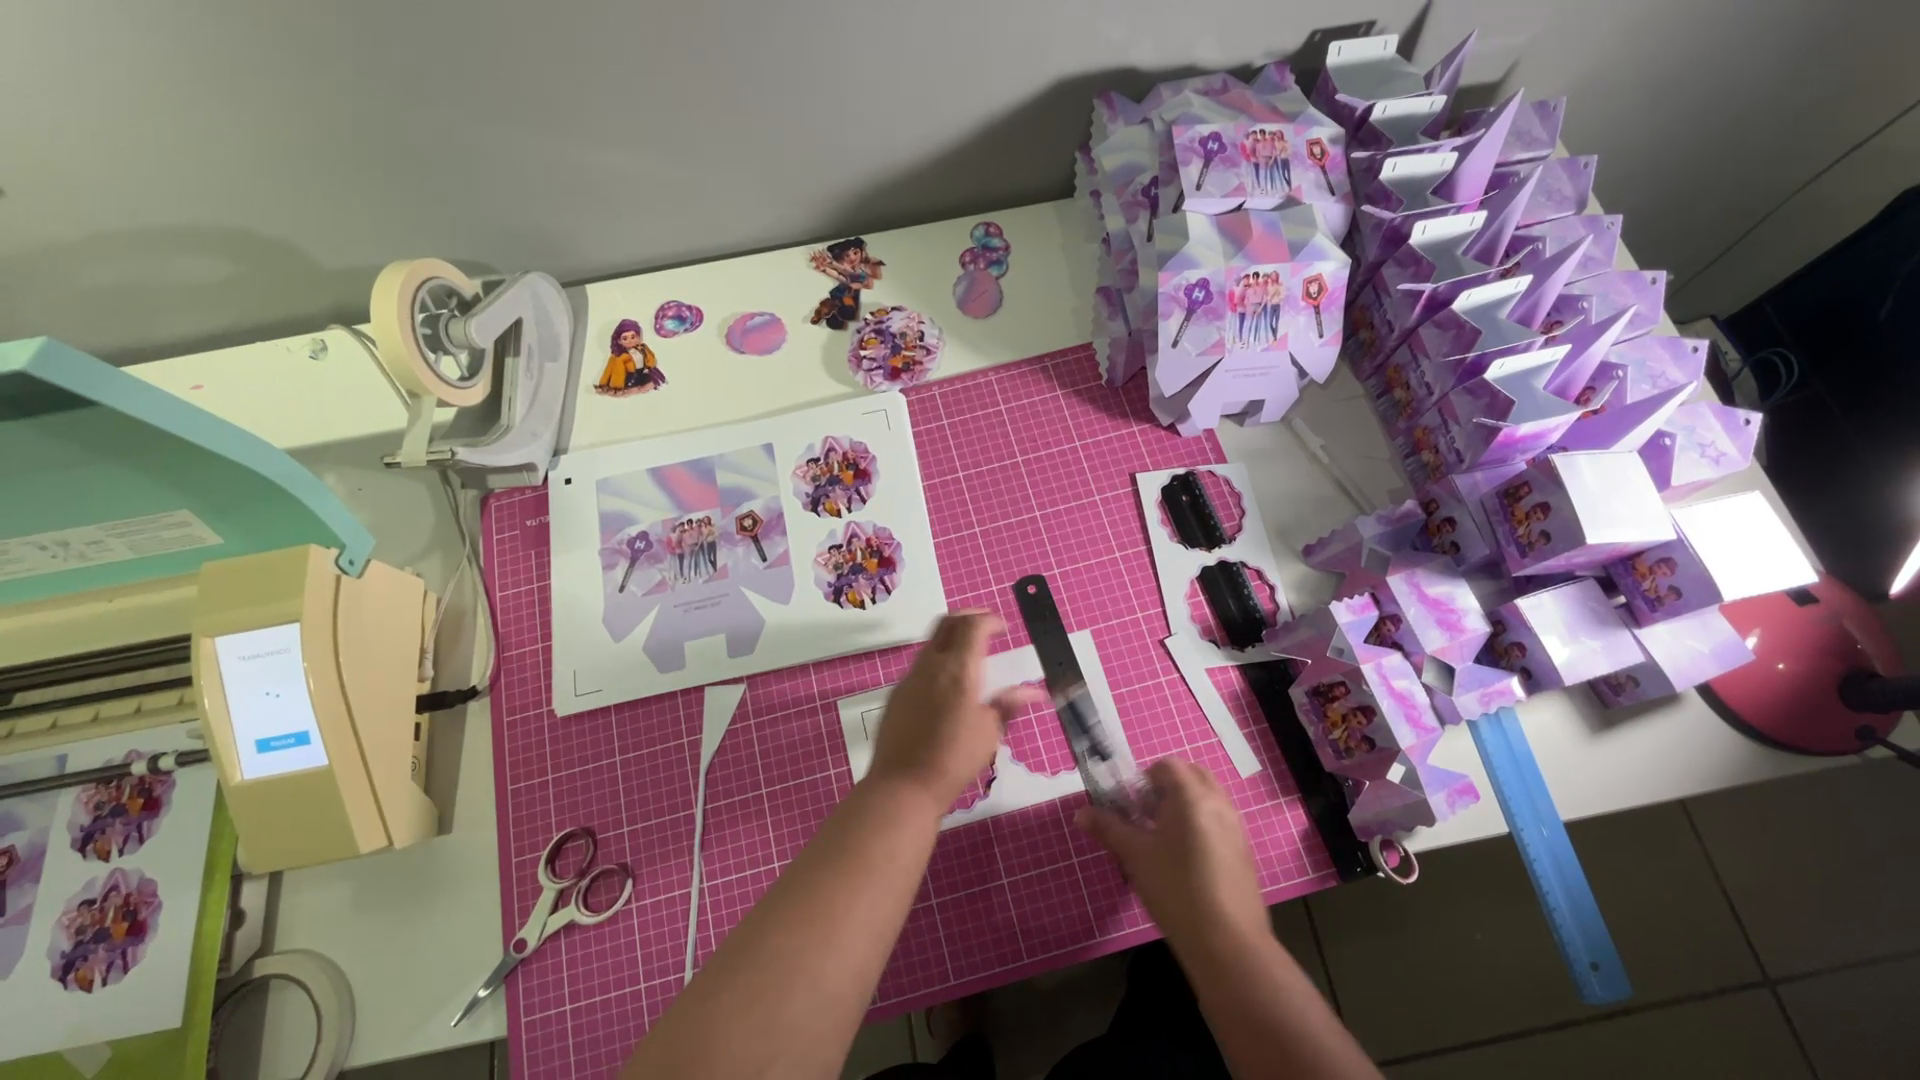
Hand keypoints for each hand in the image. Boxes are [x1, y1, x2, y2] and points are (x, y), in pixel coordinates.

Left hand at [868, 611, 1042, 809]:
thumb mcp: (989, 732)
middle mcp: (931, 665)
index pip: (973, 625)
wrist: (903, 785)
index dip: (989, 619)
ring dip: (951, 640)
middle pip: (947, 623)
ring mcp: (909, 678)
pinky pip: (920, 666)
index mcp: (958, 668)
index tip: (1002, 628)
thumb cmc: (954, 759)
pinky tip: (947, 688)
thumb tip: (1036, 691)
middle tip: (985, 630)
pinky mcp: (896, 695)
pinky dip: (937, 662)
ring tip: (969, 660)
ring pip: (931, 643)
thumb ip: (1008, 704)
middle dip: (968, 619)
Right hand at [1076, 758, 1268, 950]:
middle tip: (1146, 817)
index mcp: (1192, 796)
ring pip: (1207, 799)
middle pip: (1191, 776)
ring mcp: (1236, 827)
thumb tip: (1081, 813)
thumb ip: (1108, 828)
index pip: (1167, 766)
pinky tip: (1184, 861)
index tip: (1130, 807)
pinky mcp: (1243, 851)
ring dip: (1183, 806)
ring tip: (1163, 841)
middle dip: (1166, 788)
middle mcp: (1219, 803)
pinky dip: (1199, 825)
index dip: (1143, 779)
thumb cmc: (1176, 890)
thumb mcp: (1135, 856)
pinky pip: (1218, 821)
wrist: (1227, 943)